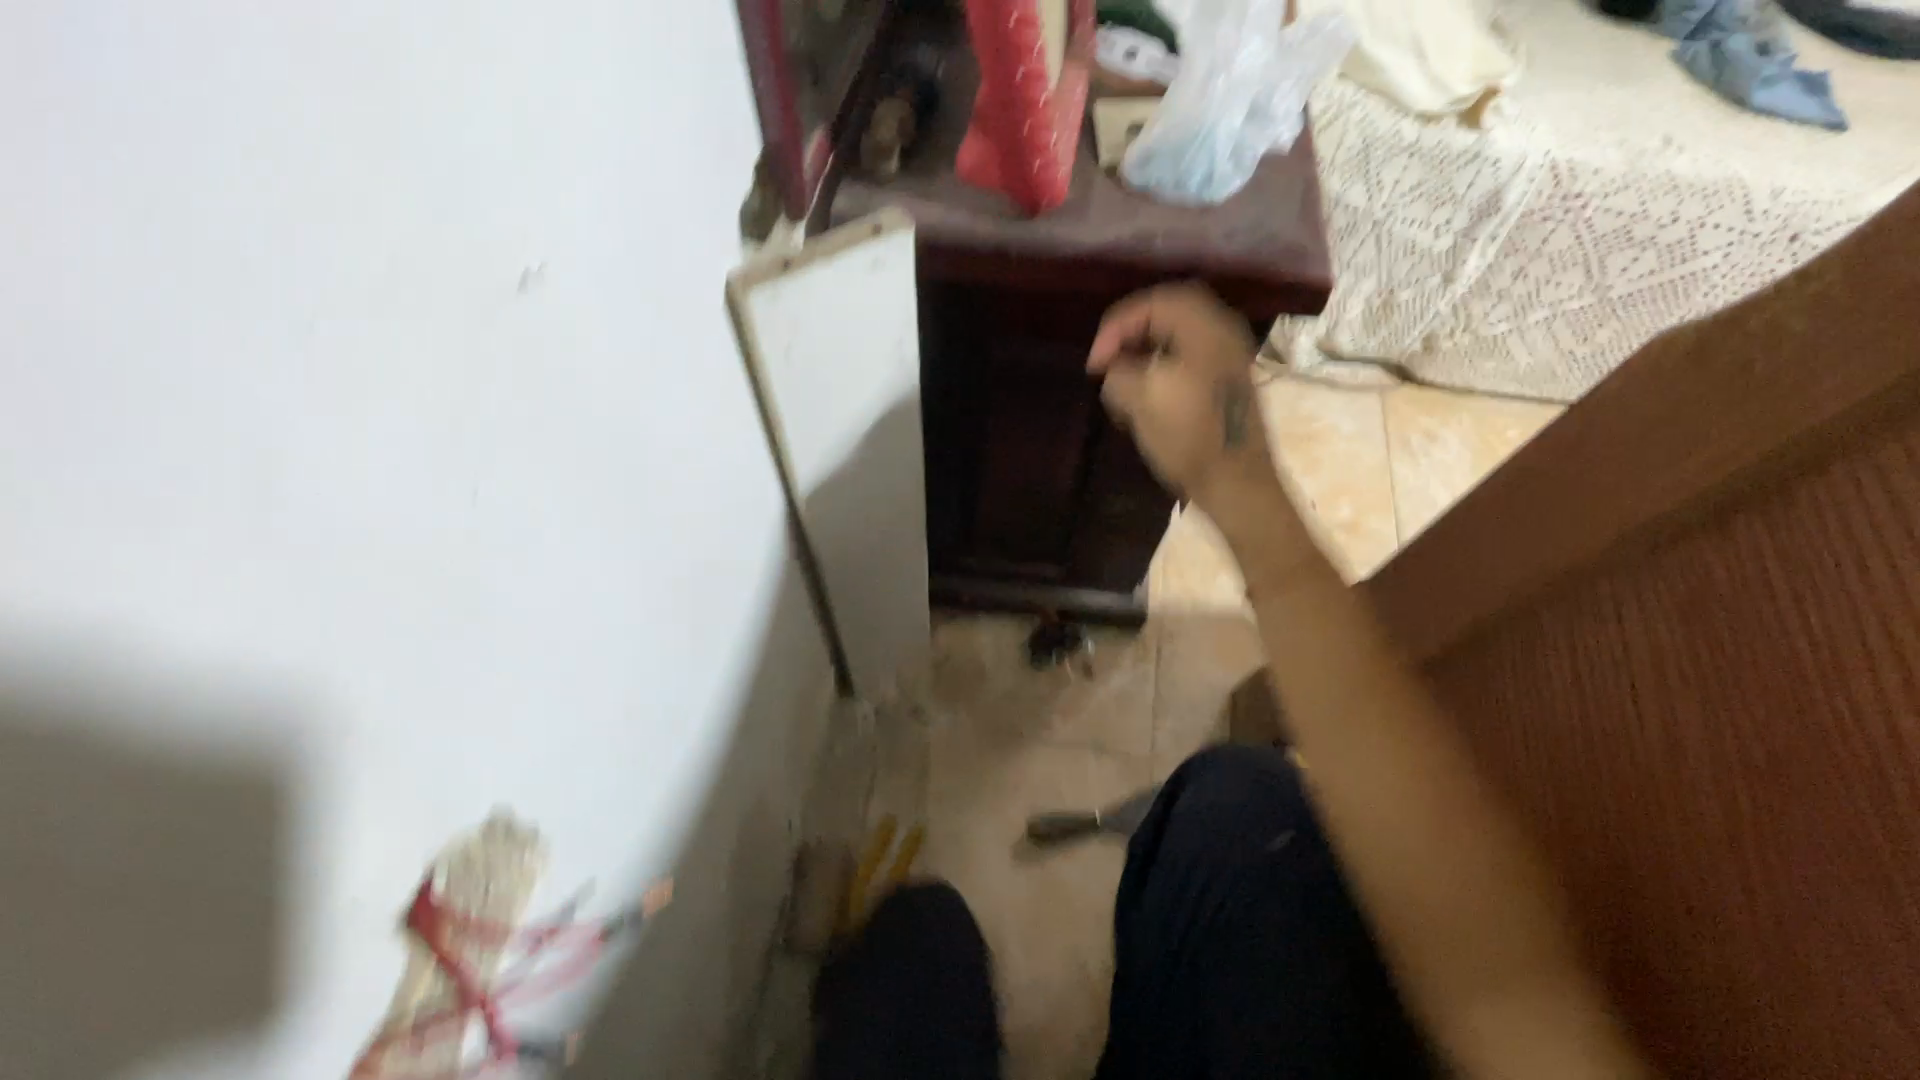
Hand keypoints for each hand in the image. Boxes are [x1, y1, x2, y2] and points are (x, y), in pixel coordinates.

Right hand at [1086, 284, 1283, 518]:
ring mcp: (1229, 360)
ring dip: (1144, 351)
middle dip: (1131, 333)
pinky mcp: (1227, 384)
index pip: (1154, 303)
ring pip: (1178, 337)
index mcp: (1207, 329)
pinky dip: (1161, 366)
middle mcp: (1223, 335)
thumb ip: (1119, 372)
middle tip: (1107, 358)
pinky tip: (1144, 395)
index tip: (1095, 362)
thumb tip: (1115, 369)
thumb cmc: (1190, 439)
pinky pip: (1188, 358)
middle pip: (1168, 314)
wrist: (1237, 484)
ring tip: (1121, 379)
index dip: (1116, 326)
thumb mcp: (1140, 400)